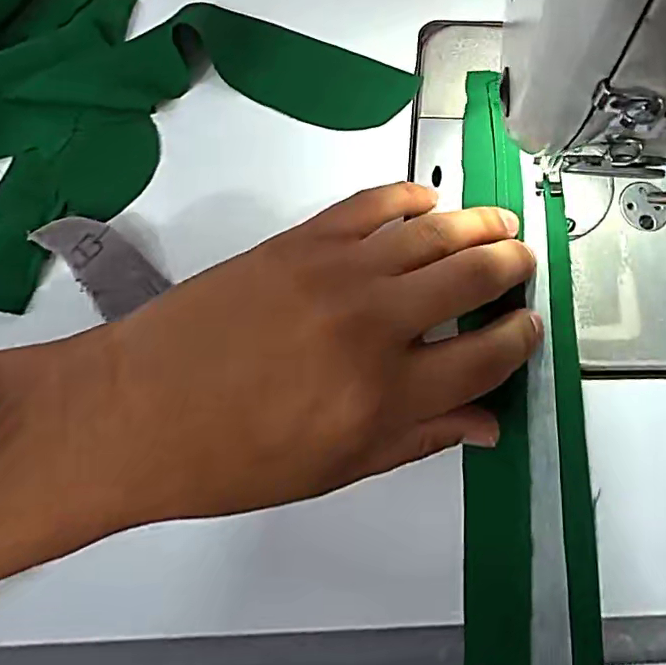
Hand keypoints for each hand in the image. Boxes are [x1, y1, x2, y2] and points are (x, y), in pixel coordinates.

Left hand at [104, 181, 539, 521]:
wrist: (136, 410)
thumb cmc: (233, 456)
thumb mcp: (338, 468)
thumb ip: (422, 438)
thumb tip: (487, 423)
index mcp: (385, 394)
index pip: (486, 357)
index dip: (520, 339)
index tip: (529, 328)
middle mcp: (374, 324)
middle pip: (474, 277)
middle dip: (514, 266)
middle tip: (523, 264)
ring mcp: (340, 271)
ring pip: (437, 231)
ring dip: (480, 223)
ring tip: (501, 223)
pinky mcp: (306, 237)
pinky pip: (376, 202)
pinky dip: (411, 196)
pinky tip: (429, 203)